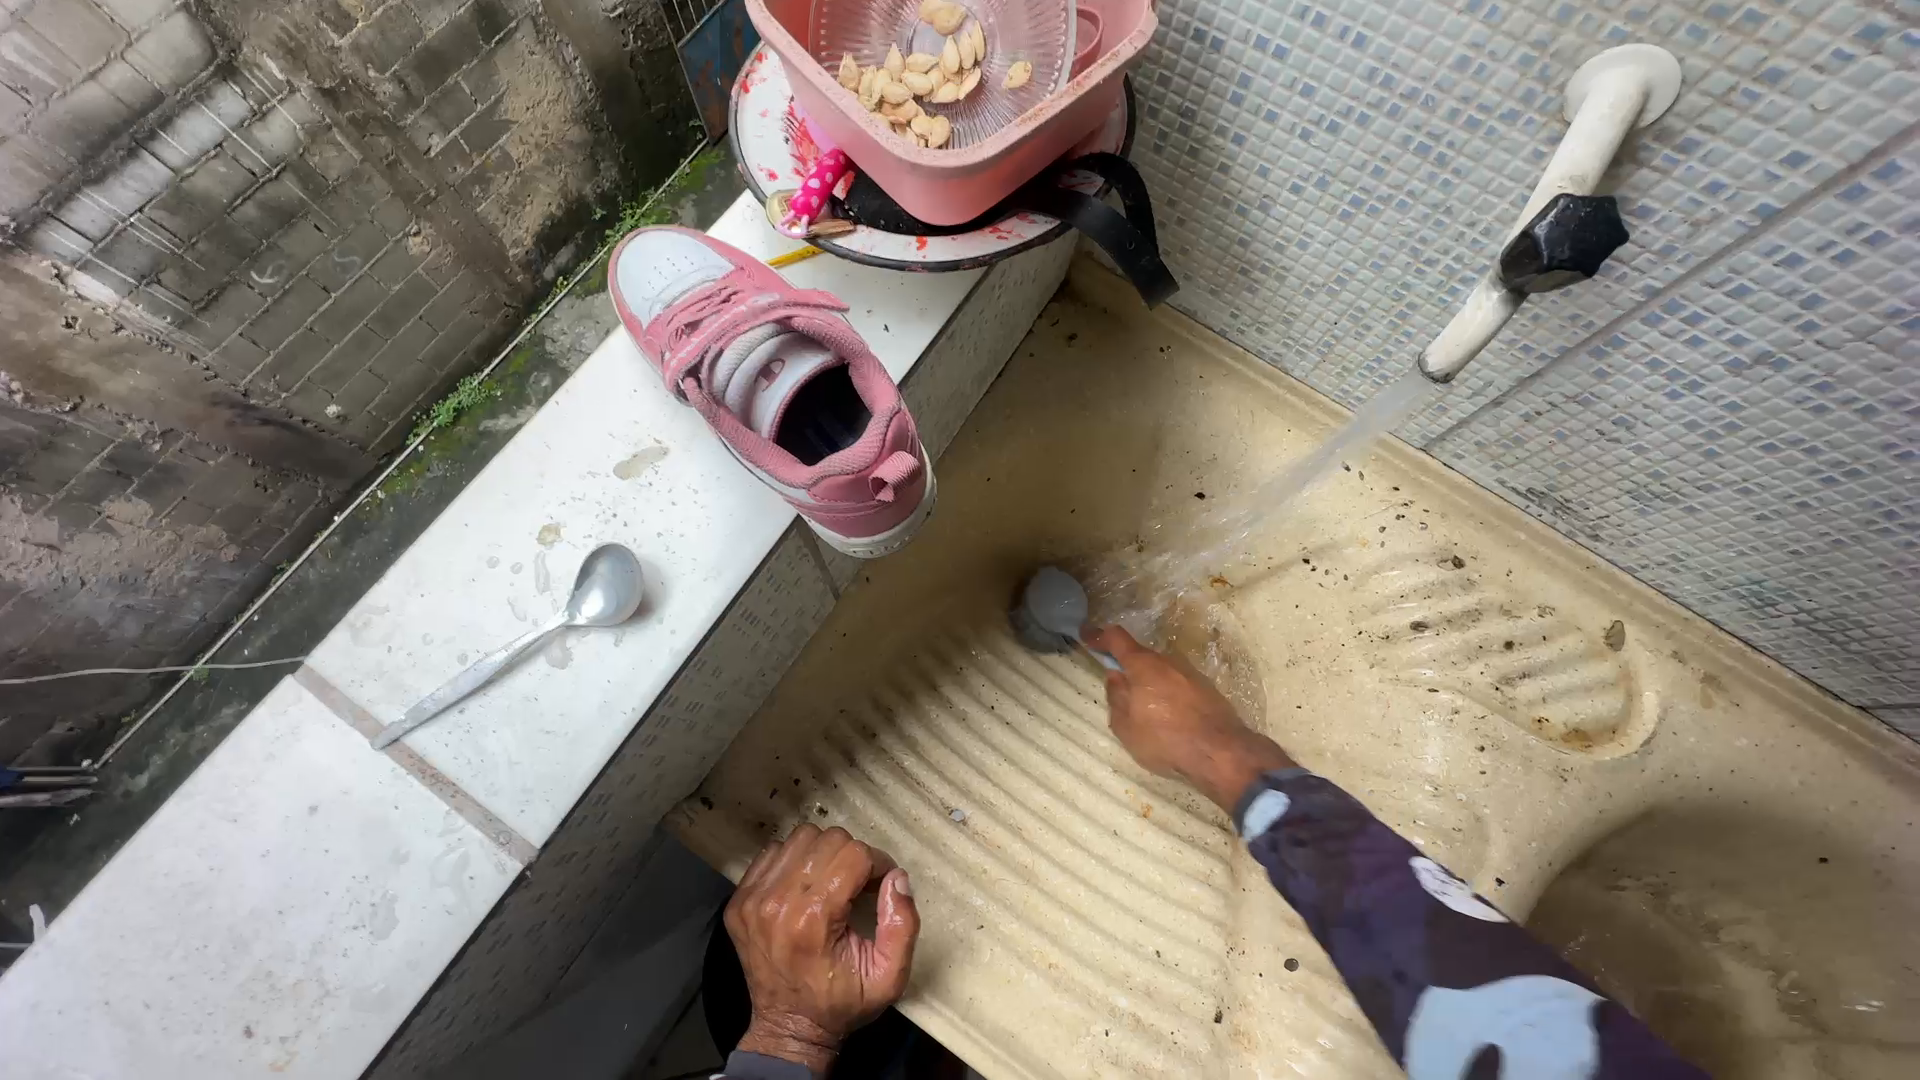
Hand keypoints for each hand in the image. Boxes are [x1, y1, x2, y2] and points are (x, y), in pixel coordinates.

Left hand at [725, 824, 920, 1072]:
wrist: (788, 1028)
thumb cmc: (841, 1003)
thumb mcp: (888, 978)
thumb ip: (903, 925)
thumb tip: (897, 877)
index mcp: (813, 919)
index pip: (854, 855)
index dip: (877, 864)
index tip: (880, 884)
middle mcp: (778, 901)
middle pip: (828, 840)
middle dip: (852, 856)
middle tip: (857, 885)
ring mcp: (753, 898)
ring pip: (801, 837)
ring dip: (823, 853)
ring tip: (830, 881)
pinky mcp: (739, 899)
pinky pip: (774, 851)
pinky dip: (795, 860)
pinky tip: (804, 885)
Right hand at [1084, 624, 1295, 811]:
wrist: (1221, 753)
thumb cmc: (1165, 739)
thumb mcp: (1125, 726)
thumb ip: (1115, 697)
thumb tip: (1115, 677)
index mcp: (1143, 666)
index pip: (1117, 639)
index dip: (1099, 635)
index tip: (1087, 635)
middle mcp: (1168, 663)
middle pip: (1142, 658)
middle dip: (1128, 669)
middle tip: (1120, 693)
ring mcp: (1191, 675)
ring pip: (1162, 673)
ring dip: (1150, 685)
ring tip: (1147, 715)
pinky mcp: (1208, 691)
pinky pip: (1179, 687)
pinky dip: (1169, 697)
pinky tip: (1170, 721)